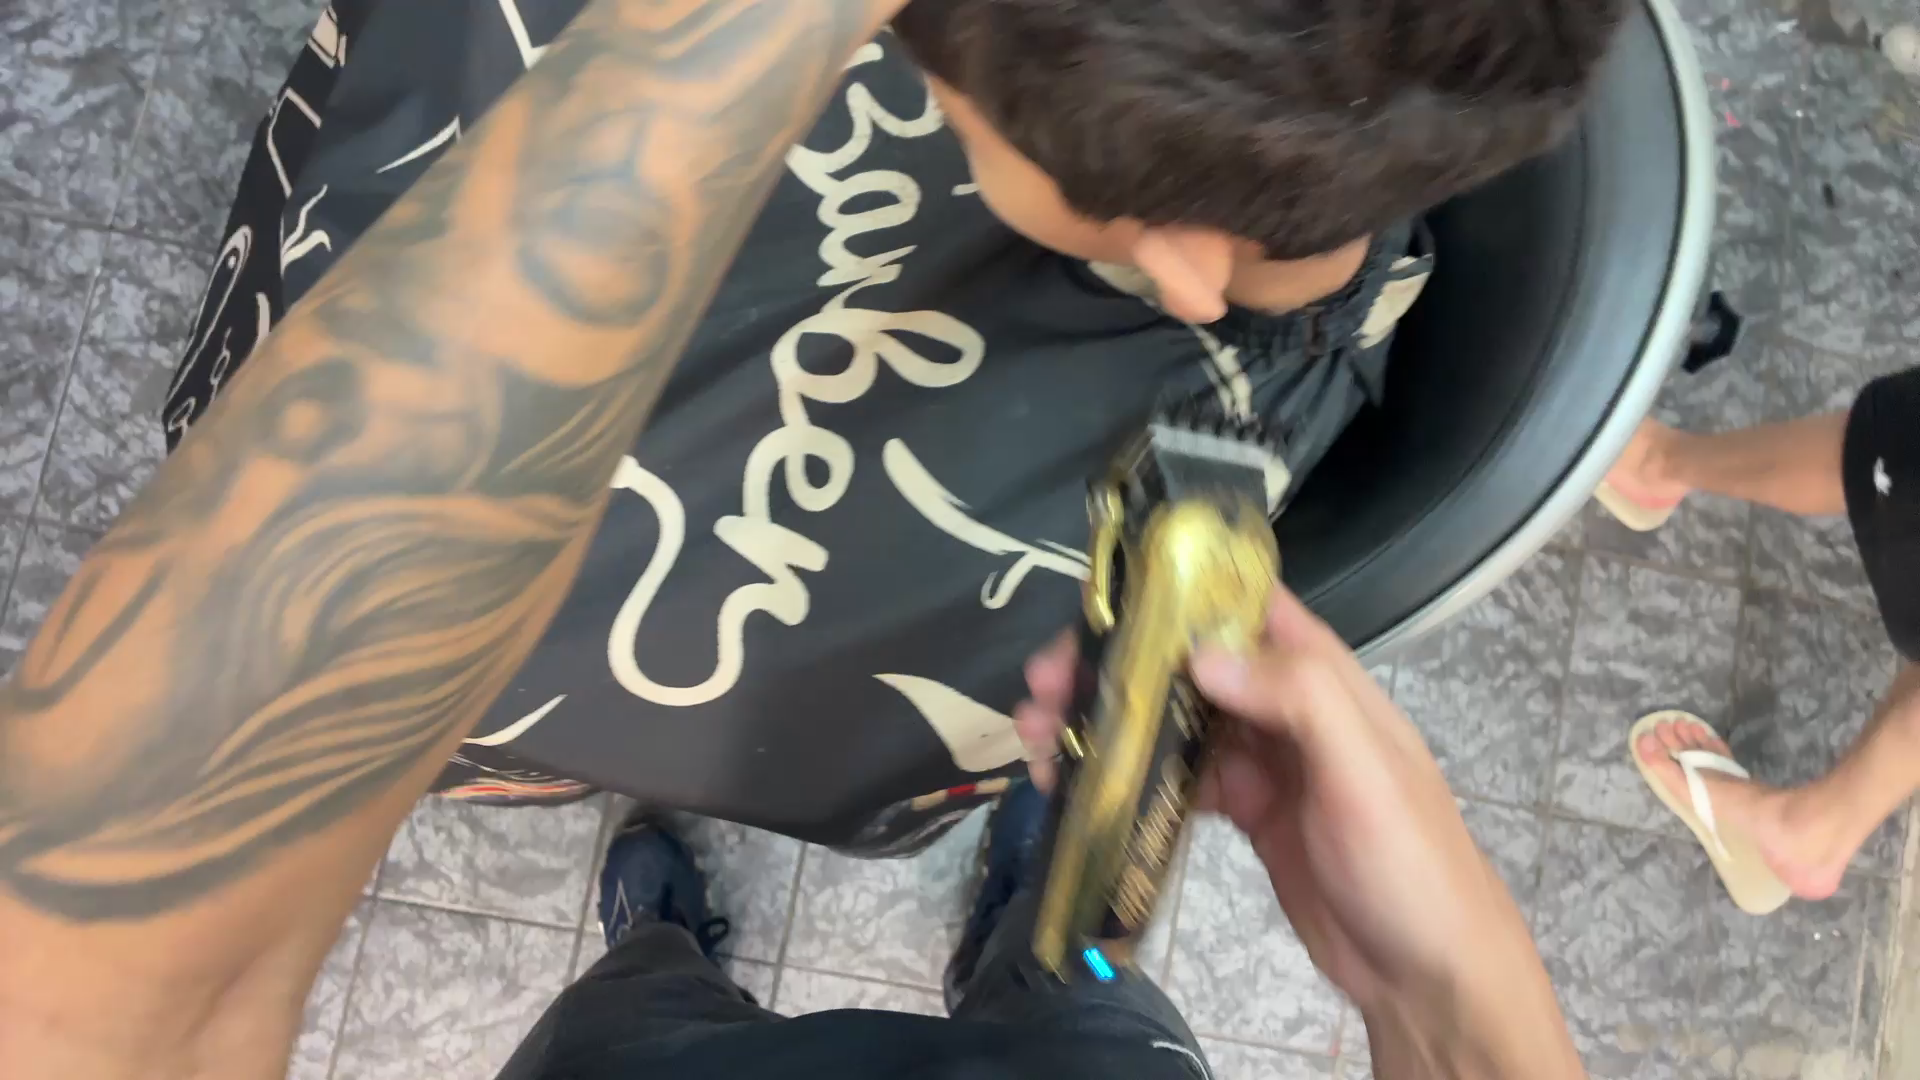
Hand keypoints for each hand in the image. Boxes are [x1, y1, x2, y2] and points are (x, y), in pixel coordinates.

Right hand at [1017, 588, 1581, 1076]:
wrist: (1426, 977)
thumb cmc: (1409, 861)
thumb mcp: (1366, 771)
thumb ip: (1297, 696)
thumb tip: (1199, 655)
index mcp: (1313, 671)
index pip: (1236, 603)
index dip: (1168, 592)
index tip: (1101, 603)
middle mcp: (1275, 699)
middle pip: (1180, 660)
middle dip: (1110, 665)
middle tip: (1046, 682)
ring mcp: (1251, 752)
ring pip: (1165, 716)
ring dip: (1104, 720)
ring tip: (1042, 734)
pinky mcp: (1233, 801)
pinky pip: (1168, 773)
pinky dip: (1121, 774)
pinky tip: (1077, 781)